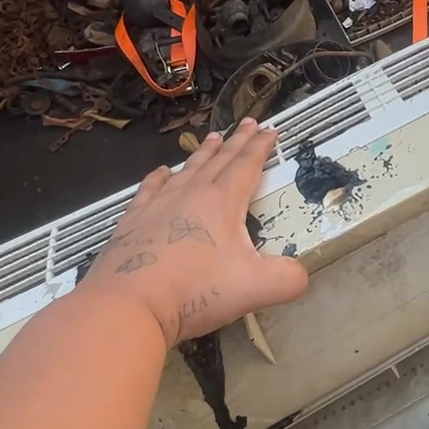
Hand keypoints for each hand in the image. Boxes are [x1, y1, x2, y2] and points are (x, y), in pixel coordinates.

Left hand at [77, 119, 308, 347]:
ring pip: (188, 169)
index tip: (271, 130)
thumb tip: (302, 275)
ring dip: (204, 152)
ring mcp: (159, 205)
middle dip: (238, 140)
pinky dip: (160, 176)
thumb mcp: (255, 288)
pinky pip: (150, 188)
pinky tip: (163, 172)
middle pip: (220, 159)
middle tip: (249, 122)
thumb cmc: (194, 292)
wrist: (126, 306)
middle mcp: (192, 194)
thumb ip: (287, 279)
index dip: (261, 146)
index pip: (247, 164)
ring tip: (213, 137)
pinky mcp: (133, 222)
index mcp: (223, 202)